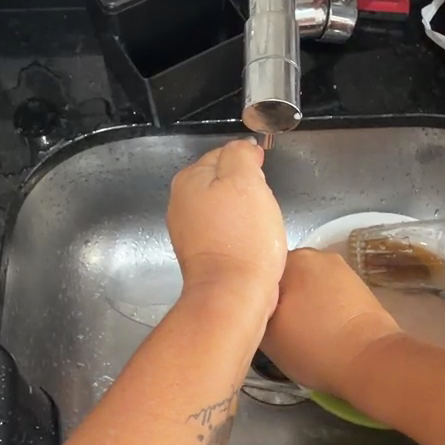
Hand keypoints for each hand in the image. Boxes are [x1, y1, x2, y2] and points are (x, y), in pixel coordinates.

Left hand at [168, 140, 286, 305]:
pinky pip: (228, 233)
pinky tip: (253, 246)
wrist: (233, 294)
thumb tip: (243, 149)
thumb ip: (241, 154)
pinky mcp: (203, 254)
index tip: (263, 185)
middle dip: (249, 192)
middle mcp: (182, 204)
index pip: (226, 154)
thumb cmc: (243, 239)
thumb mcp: (246, 180)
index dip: (251, 167)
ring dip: (248, 216)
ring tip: (259, 230)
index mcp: (189, 180)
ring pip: (229, 208)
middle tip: (262, 209)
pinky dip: (243, 236)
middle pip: (226, 182)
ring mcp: (190, 231)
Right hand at [261, 249, 401, 397]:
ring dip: (302, 302)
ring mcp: (342, 269)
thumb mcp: (267, 334)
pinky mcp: (359, 287)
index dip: (255, 295)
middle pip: (286, 276)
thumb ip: (254, 309)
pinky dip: (322, 307)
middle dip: (281, 296)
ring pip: (308, 285)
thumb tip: (255, 302)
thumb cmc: (314, 346)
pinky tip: (321, 328)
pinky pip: (328, 293)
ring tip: (300, 330)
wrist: (371, 361)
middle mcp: (318, 255)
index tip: (254, 317)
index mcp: (293, 258)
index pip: (261, 271)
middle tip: (276, 326)